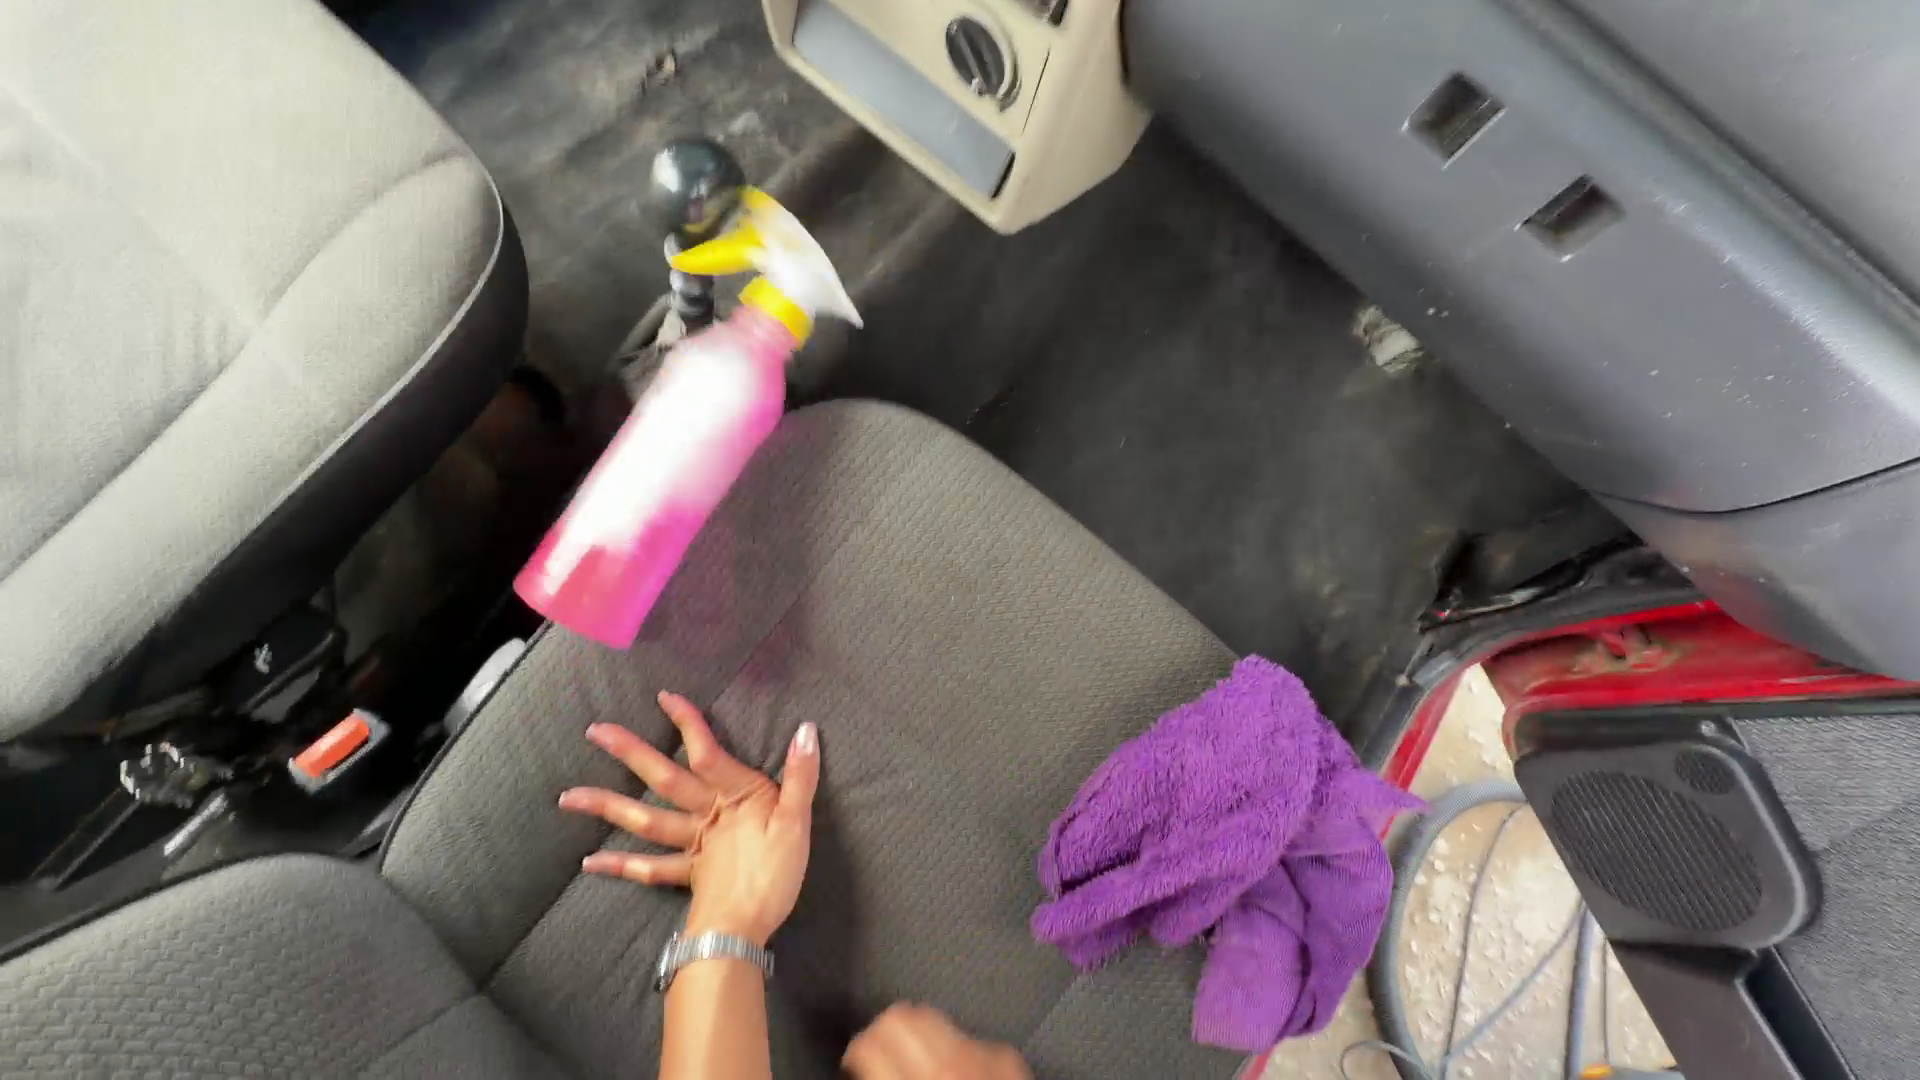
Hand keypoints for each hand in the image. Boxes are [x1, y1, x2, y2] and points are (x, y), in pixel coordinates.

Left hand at [559, 691, 819, 946]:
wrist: (742, 933)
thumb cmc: (773, 876)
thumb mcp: (797, 822)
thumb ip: (801, 776)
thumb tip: (806, 729)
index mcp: (735, 797)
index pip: (706, 752)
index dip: (686, 724)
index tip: (663, 697)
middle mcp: (707, 816)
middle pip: (665, 779)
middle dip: (630, 754)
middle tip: (594, 733)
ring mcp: (691, 846)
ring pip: (646, 820)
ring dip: (608, 805)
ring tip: (568, 797)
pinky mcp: (686, 875)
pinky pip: (650, 868)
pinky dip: (620, 864)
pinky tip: (590, 861)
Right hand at [843, 1005, 1032, 1079]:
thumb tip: (866, 1069)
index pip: (871, 1041)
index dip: (856, 1047)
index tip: (854, 1058)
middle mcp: (949, 1061)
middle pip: (900, 1015)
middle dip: (882, 1030)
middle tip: (877, 1051)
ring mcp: (980, 1051)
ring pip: (930, 1013)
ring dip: (914, 1030)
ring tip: (909, 1051)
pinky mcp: (1004, 1052)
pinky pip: (963, 1033)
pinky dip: (949, 1044)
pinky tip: (949, 1064)